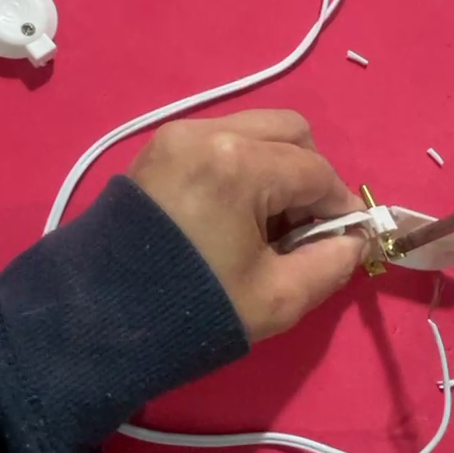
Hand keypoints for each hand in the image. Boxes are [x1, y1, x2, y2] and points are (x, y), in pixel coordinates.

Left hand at [126, 110, 365, 342]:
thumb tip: (353, 241)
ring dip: (275, 168)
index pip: (315, 171)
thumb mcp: (277, 298)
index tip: (343, 240)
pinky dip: (240, 167)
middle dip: (308, 175)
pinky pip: (218, 141)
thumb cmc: (194, 311)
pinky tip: (231, 216)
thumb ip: (331, 264)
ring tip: (264, 226)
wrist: (100, 321)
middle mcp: (207, 132)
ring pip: (253, 131)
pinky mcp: (157, 149)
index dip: (339, 208)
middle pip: (288, 132)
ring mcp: (177, 136)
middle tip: (301, 227)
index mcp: (238, 163)